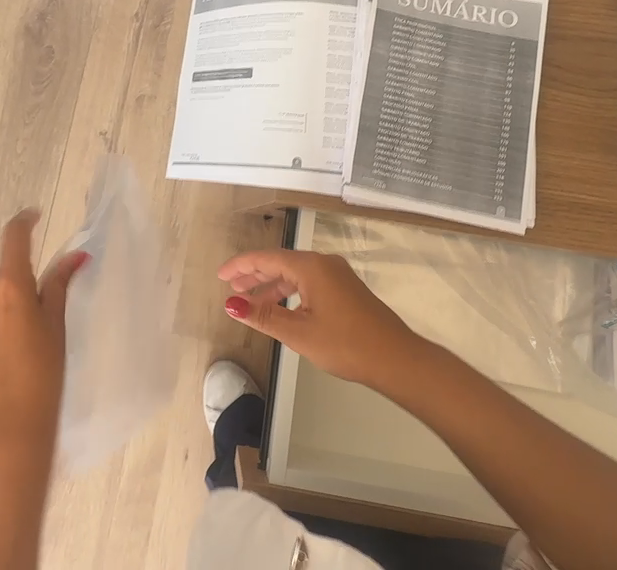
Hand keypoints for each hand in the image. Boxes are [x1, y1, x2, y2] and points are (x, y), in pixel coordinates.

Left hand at [0, 209, 89, 441]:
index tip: (34, 216)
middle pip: (4, 275)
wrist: (11, 425)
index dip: (24, 222)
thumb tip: (75, 255)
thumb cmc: (44, 370)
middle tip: (42, 312)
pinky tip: (6, 355)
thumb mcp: (57, 324)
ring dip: (5, 307)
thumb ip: (60, 283)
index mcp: (11, 286)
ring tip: (24, 342)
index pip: (14, 238)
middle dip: (21, 284)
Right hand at [216, 249, 424, 389]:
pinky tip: (283, 309)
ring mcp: (338, 275)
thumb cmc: (345, 344)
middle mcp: (324, 264)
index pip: (266, 258)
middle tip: (231, 288)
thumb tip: (232, 304)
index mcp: (311, 267)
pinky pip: (309, 283)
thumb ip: (264, 316)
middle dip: (254, 275)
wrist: (395, 358)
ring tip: (251, 302)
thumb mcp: (298, 332)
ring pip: (295, 274)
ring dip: (271, 286)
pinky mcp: (346, 289)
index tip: (221, 276)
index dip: (241, 266)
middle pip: (281, 262)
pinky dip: (290, 292)